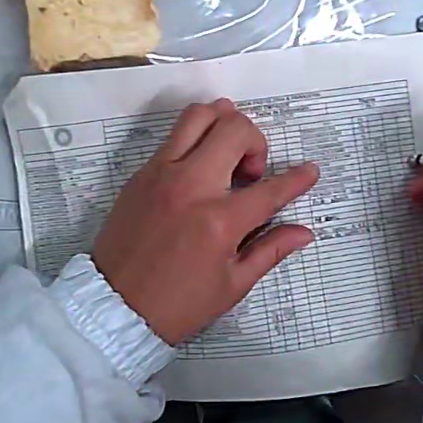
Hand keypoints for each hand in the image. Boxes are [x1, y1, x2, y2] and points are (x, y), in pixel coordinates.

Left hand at [93, 98, 319, 344]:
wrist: (112, 307)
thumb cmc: (177, 303)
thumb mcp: (232, 285)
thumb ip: (270, 250)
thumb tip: (303, 232)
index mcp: (219, 221)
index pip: (270, 188)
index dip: (297, 178)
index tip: (310, 170)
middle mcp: (191, 186)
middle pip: (235, 129)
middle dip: (256, 142)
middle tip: (252, 172)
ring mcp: (162, 173)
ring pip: (199, 115)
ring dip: (224, 124)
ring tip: (228, 152)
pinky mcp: (141, 173)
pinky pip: (174, 135)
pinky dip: (196, 138)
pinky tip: (200, 168)